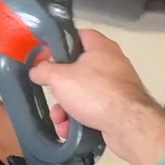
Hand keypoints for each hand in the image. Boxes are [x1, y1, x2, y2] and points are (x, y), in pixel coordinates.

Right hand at [29, 30, 164, 161]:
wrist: (128, 126)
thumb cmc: (95, 92)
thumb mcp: (59, 78)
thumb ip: (43, 70)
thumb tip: (36, 70)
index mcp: (101, 47)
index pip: (79, 35)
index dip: (61, 43)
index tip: (47, 55)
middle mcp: (112, 63)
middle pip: (78, 68)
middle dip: (61, 86)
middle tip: (53, 93)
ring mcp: (118, 86)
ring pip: (84, 92)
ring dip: (67, 107)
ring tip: (60, 119)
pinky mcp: (120, 107)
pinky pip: (94, 108)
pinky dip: (80, 118)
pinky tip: (70, 129)